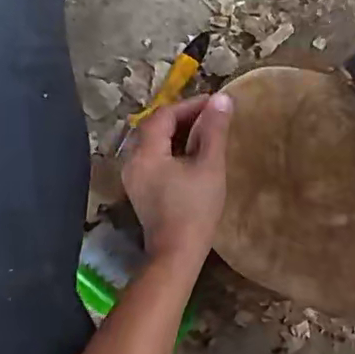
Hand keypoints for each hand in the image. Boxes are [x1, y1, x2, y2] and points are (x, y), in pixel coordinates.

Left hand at [121, 93, 233, 264]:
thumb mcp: (209, 166)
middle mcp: (132, 161)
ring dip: (176, 132)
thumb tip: (222, 99)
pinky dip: (170, 148)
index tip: (214, 103)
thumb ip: (214, 130)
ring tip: (204, 130)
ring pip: (152, 142)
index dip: (189, 105)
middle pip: (154, 126)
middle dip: (182, 116)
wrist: (177, 254)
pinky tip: (190, 153)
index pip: (164, 115)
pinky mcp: (140, 189)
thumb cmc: (195, 210)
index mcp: (145, 152)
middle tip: (210, 115)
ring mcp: (133, 177)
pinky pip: (152, 157)